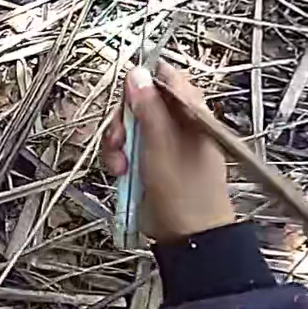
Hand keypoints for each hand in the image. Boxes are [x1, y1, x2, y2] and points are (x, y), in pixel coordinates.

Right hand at [101, 61, 235, 240]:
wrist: (186, 234)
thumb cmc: (187, 192)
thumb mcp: (162, 143)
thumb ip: (149, 107)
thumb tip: (137, 75)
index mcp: (191, 113)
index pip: (164, 80)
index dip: (141, 84)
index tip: (126, 98)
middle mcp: (176, 125)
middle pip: (139, 104)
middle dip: (123, 120)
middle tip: (120, 137)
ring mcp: (160, 145)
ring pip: (127, 128)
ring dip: (116, 143)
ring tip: (121, 162)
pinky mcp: (147, 162)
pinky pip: (124, 150)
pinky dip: (117, 159)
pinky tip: (122, 171)